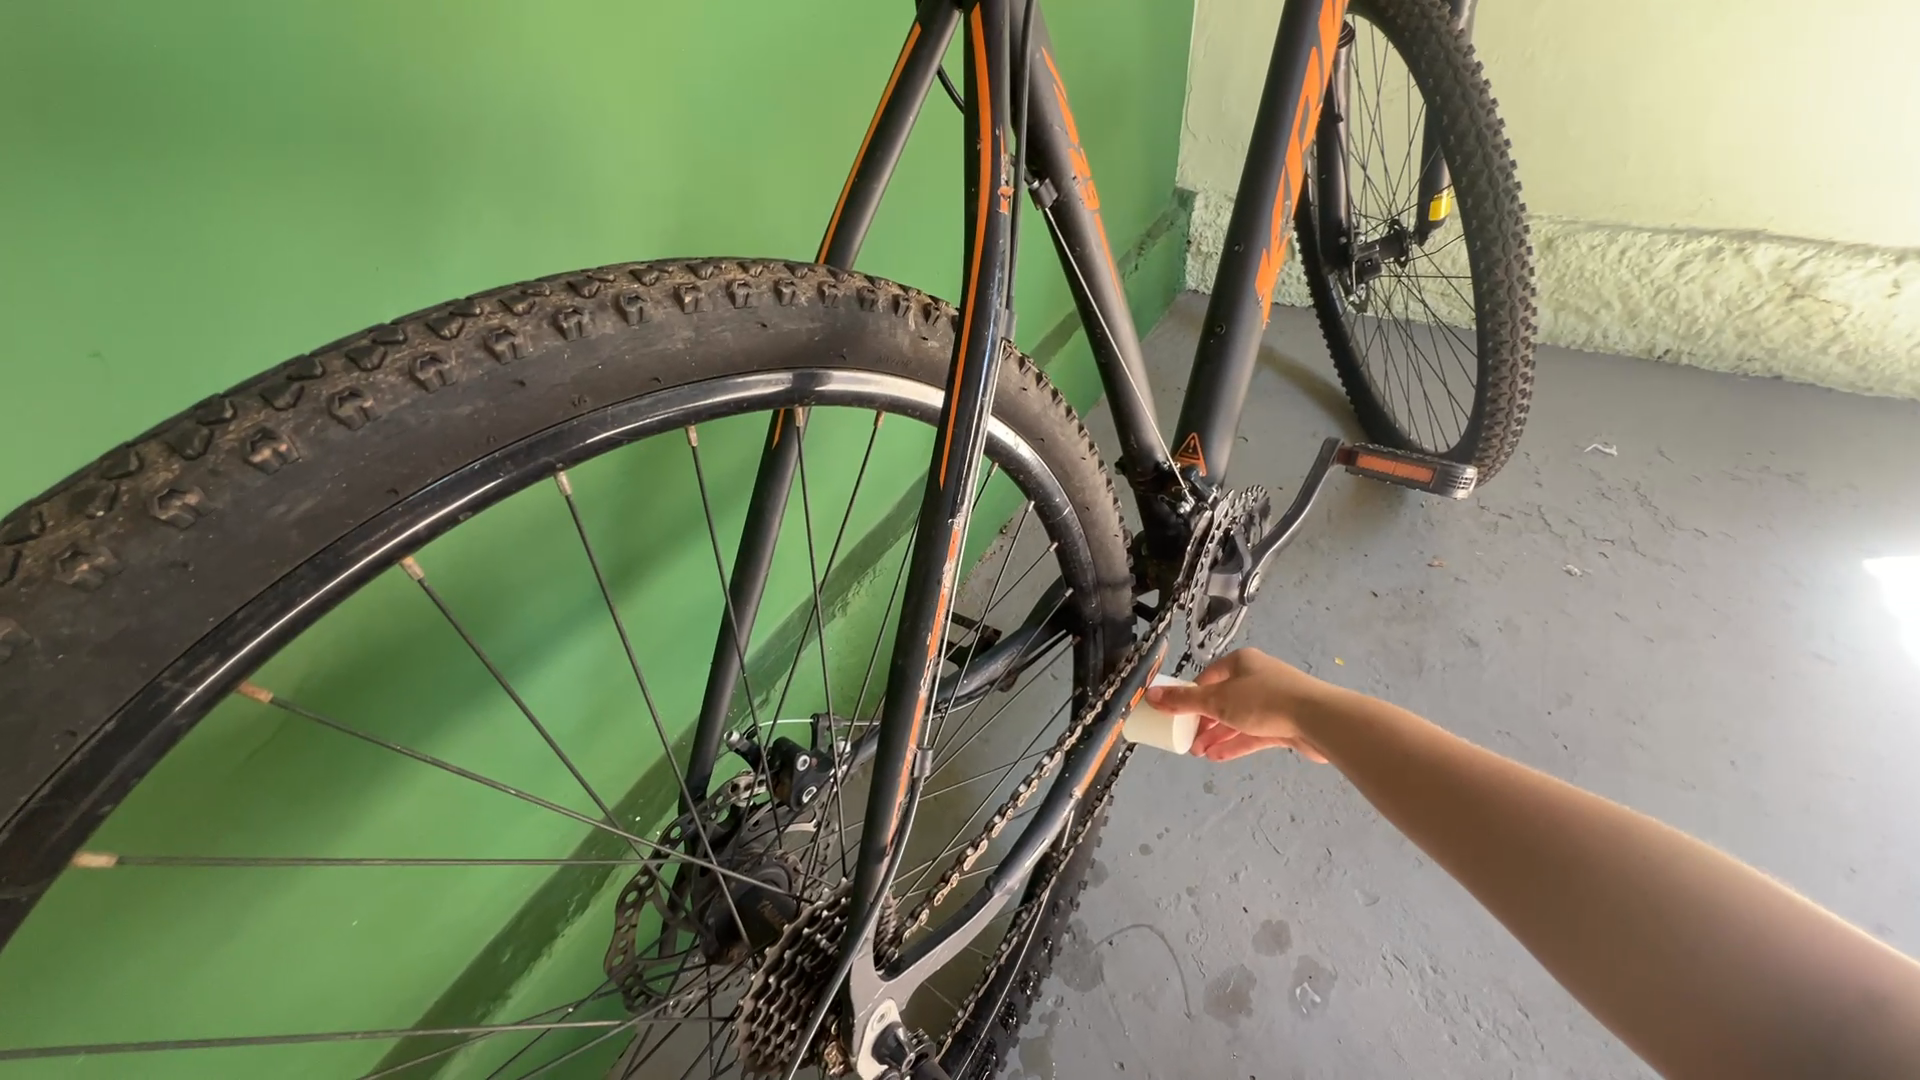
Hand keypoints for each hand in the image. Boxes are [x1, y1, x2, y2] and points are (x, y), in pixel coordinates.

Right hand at [1144, 648, 1333, 762]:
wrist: (1319, 719)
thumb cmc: (1264, 701)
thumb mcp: (1217, 700)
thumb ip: (1183, 700)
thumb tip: (1150, 695)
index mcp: (1240, 663)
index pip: (1207, 678)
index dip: (1190, 697)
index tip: (1177, 715)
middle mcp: (1256, 678)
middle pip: (1221, 700)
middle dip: (1203, 722)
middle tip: (1187, 740)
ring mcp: (1272, 702)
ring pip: (1237, 719)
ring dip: (1217, 735)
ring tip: (1198, 753)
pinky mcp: (1284, 724)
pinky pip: (1253, 734)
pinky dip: (1235, 744)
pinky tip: (1217, 757)